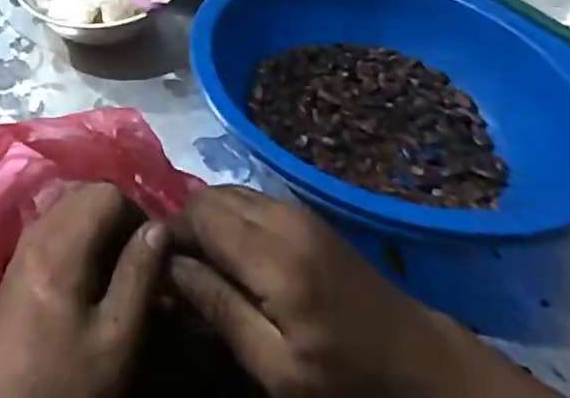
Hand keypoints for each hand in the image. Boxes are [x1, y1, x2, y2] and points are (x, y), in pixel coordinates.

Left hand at [0, 184, 168, 397]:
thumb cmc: (62, 382)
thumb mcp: (114, 339)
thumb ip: (139, 276)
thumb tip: (159, 229)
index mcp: (59, 243)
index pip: (108, 192)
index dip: (138, 214)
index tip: (155, 253)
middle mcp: (37, 231)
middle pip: (87, 193)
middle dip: (121, 218)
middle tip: (140, 261)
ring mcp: (23, 245)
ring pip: (71, 207)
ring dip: (101, 227)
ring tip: (119, 272)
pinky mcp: (18, 263)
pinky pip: (57, 226)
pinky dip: (81, 237)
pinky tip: (91, 279)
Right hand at [168, 186, 550, 397]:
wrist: (419, 360)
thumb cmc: (346, 378)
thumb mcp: (277, 367)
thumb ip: (220, 308)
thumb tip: (169, 265)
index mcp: (272, 254)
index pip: (200, 214)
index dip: (168, 230)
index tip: (150, 262)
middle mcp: (281, 216)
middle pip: (211, 195)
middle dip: (184, 222)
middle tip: (172, 265)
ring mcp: (296, 210)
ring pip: (229, 192)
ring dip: (206, 217)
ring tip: (197, 262)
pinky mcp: (306, 216)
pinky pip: (251, 199)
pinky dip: (229, 216)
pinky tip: (229, 254)